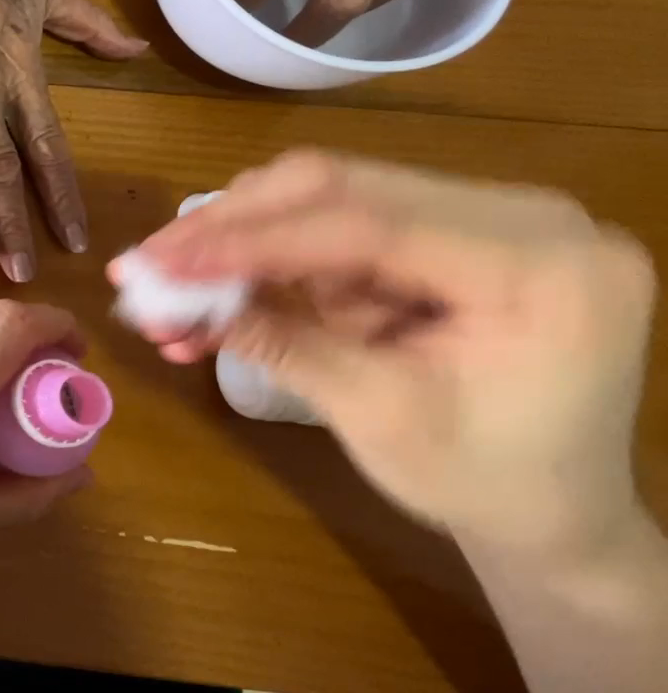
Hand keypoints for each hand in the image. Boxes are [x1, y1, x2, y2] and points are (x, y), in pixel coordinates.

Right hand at [118, 150, 656, 554]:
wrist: (549, 510)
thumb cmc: (483, 479)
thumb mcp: (375, 413)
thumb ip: (273, 341)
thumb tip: (161, 301)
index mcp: (542, 267)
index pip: (365, 224)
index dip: (250, 240)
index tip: (159, 262)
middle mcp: (515, 216)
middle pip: (334, 187)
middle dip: (228, 225)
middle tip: (148, 259)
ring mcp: (469, 216)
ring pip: (314, 196)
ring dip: (232, 239)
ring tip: (165, 283)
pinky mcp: (424, 229)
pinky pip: (319, 225)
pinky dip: (257, 259)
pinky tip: (208, 292)